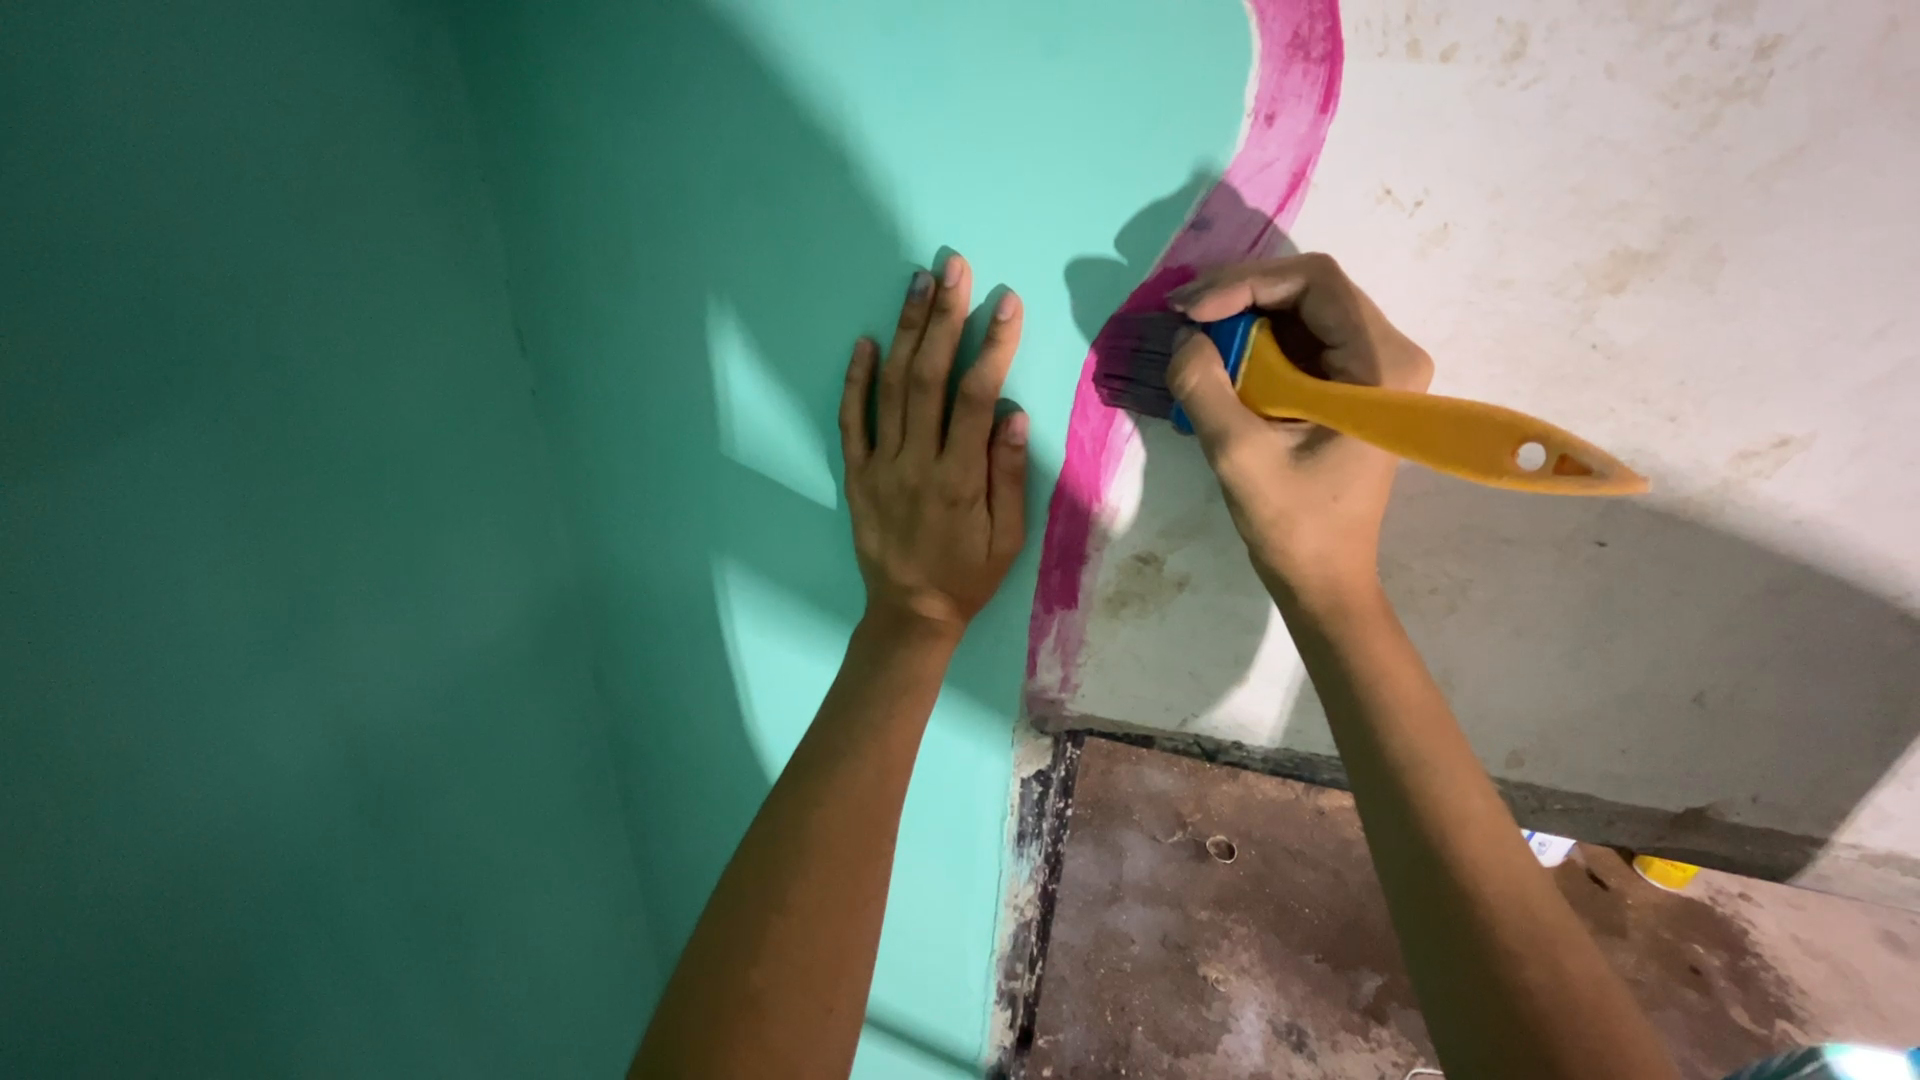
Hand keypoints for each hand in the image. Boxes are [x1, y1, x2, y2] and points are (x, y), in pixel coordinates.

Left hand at [839, 254, 1028, 639]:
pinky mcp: (856, 476)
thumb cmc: (968, 576)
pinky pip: (852, 422)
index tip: (1006, 302)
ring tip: (918, 285)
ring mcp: (881, 467)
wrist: (910, 614)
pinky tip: (865, 341)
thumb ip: (1009, 475)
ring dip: (905, 333)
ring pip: (891, 388)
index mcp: (961, 478)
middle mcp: (917, 463)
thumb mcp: (1008, 538)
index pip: (977, 396)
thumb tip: (1014, 412)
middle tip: (953, 268)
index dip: (992, 345)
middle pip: (928, 377)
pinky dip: (855, 380)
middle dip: (943, 318)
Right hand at [1166, 254, 1432, 604]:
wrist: (1323, 578)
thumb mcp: (1238, 454)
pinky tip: (1215, 359)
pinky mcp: (1349, 387)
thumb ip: (1204, 387)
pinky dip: (1252, 344)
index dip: (1245, 283)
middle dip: (1238, 296)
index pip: (1315, 282)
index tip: (1188, 312)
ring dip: (1241, 318)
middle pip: (1308, 290)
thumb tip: (1183, 337)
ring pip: (1299, 313)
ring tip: (1190, 335)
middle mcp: (1387, 353)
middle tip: (1180, 316)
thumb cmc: (1293, 524)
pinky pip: (1297, 343)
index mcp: (1381, 364)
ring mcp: (1370, 369)